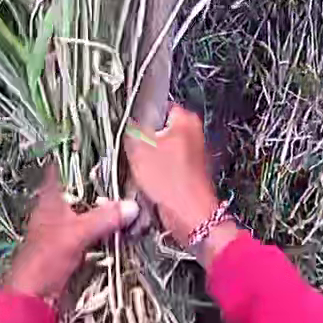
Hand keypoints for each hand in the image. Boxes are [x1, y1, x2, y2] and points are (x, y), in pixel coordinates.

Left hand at [3, 165, 138, 302]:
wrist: (33, 297)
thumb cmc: (45, 259)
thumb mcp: (76, 234)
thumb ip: (104, 218)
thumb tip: (132, 205)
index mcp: (50, 198)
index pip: (62, 167)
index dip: (78, 155)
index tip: (102, 147)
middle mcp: (56, 209)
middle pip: (80, 188)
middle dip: (101, 183)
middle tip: (126, 174)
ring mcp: (63, 228)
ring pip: (87, 209)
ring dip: (105, 207)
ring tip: (130, 197)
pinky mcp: (71, 246)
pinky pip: (92, 229)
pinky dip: (106, 226)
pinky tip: (122, 225)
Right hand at [124, 104, 243, 263]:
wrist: (190, 217)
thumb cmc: (168, 179)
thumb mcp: (139, 148)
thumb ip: (131, 128)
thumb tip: (128, 119)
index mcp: (186, 119)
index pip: (158, 106)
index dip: (140, 118)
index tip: (128, 130)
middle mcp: (193, 133)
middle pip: (158, 129)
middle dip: (144, 139)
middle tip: (131, 150)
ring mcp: (193, 154)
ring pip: (161, 149)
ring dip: (148, 158)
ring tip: (138, 168)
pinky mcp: (190, 173)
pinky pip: (167, 165)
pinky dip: (157, 171)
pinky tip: (148, 181)